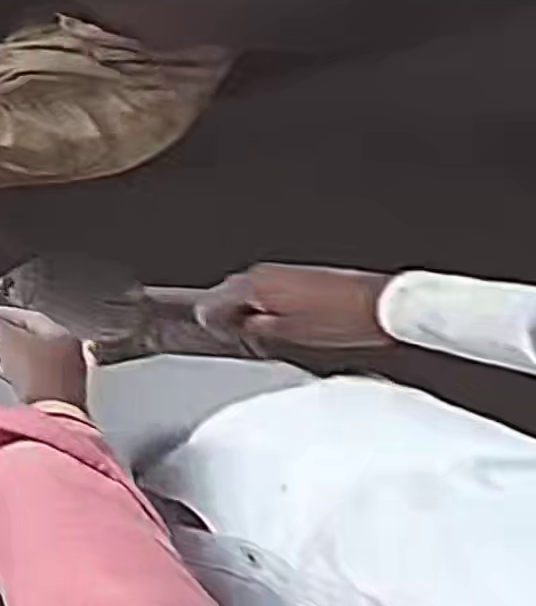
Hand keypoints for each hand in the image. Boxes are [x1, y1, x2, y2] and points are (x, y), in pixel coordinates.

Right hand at [0, 306, 87, 406]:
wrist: (52, 411)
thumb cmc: (33, 371)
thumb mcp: (7, 339)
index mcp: (60, 333)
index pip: (28, 316)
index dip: (3, 313)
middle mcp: (69, 350)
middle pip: (31, 335)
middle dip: (5, 333)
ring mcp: (68, 371)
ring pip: (32, 353)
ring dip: (9, 350)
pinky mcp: (61, 389)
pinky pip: (35, 370)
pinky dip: (18, 366)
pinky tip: (3, 368)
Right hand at [193, 263, 394, 349]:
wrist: (393, 304)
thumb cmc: (348, 320)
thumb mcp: (293, 335)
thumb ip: (255, 329)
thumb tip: (241, 327)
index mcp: (250, 287)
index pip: (210, 303)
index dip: (211, 323)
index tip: (220, 335)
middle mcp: (259, 273)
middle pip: (227, 293)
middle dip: (231, 312)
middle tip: (243, 334)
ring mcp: (280, 270)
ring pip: (250, 288)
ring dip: (253, 306)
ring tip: (272, 328)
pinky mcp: (300, 272)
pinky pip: (271, 285)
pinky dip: (272, 300)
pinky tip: (291, 316)